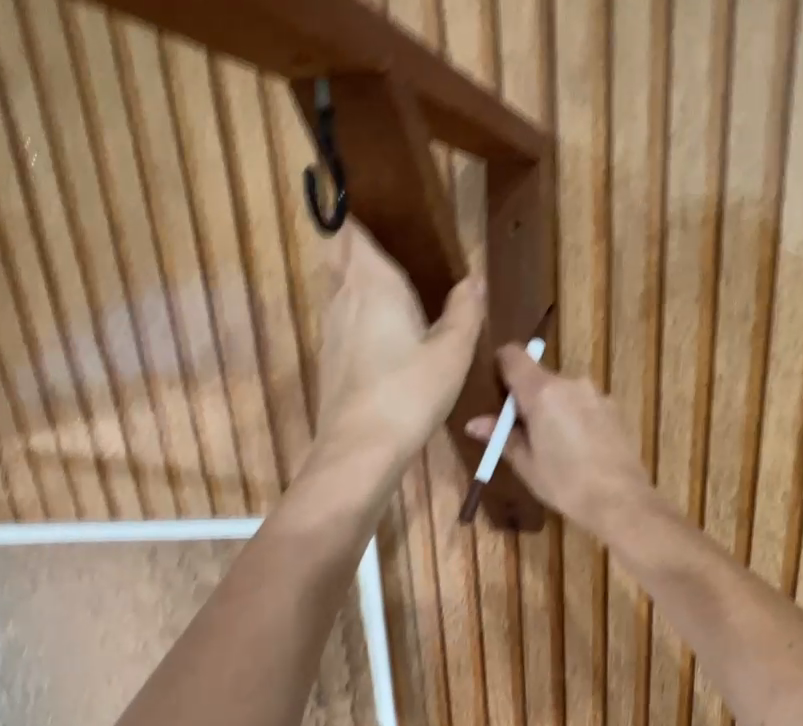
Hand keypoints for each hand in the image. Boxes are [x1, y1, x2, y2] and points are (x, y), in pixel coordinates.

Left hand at [313, 222, 484, 462]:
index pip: (352, 231)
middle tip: (382, 236)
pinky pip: (340, 318)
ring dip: (353, 277)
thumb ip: (464, 311)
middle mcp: (343, 297)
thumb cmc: (409, 393)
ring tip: (384, 278)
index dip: (353, 212)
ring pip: (336, 287)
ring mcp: (330, 329)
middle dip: (352, 240)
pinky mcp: (329, 359)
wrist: (360, 449)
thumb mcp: (452, 352)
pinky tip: (378, 328)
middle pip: (338, 253)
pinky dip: (354, 310)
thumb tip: (474, 278)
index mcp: (373, 283)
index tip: (368, 199)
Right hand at [463, 343, 658, 531]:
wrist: (621, 500)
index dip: (500, 366)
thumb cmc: (565, 484)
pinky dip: (573, 418)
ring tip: (551, 446)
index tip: (495, 389)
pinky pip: (582, 405)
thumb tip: (474, 423)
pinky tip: (577, 450)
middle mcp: (570, 383)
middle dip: (527, 398)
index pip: (513, 356)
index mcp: (543, 392)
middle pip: (538, 377)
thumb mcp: (526, 464)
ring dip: (552, 409)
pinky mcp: (613, 409)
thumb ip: (502, 436)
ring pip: (562, 393)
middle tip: (520, 432)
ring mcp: (595, 395)